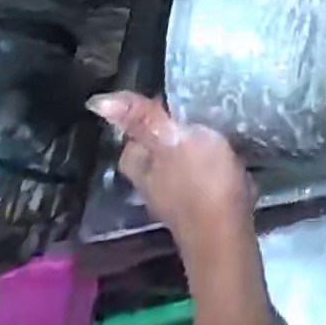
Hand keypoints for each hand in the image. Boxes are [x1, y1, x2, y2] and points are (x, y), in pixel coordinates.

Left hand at [87, 91, 254, 250]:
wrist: (227, 231)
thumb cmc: (201, 180)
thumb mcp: (171, 140)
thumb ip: (142, 119)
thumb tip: (95, 101)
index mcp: (138, 163)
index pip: (139, 125)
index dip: (160, 106)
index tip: (185, 93)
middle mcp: (150, 180)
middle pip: (161, 140)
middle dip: (180, 123)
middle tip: (206, 104)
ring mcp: (175, 193)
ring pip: (182, 154)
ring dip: (198, 139)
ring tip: (221, 121)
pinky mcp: (201, 199)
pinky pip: (203, 168)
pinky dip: (213, 156)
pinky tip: (230, 148)